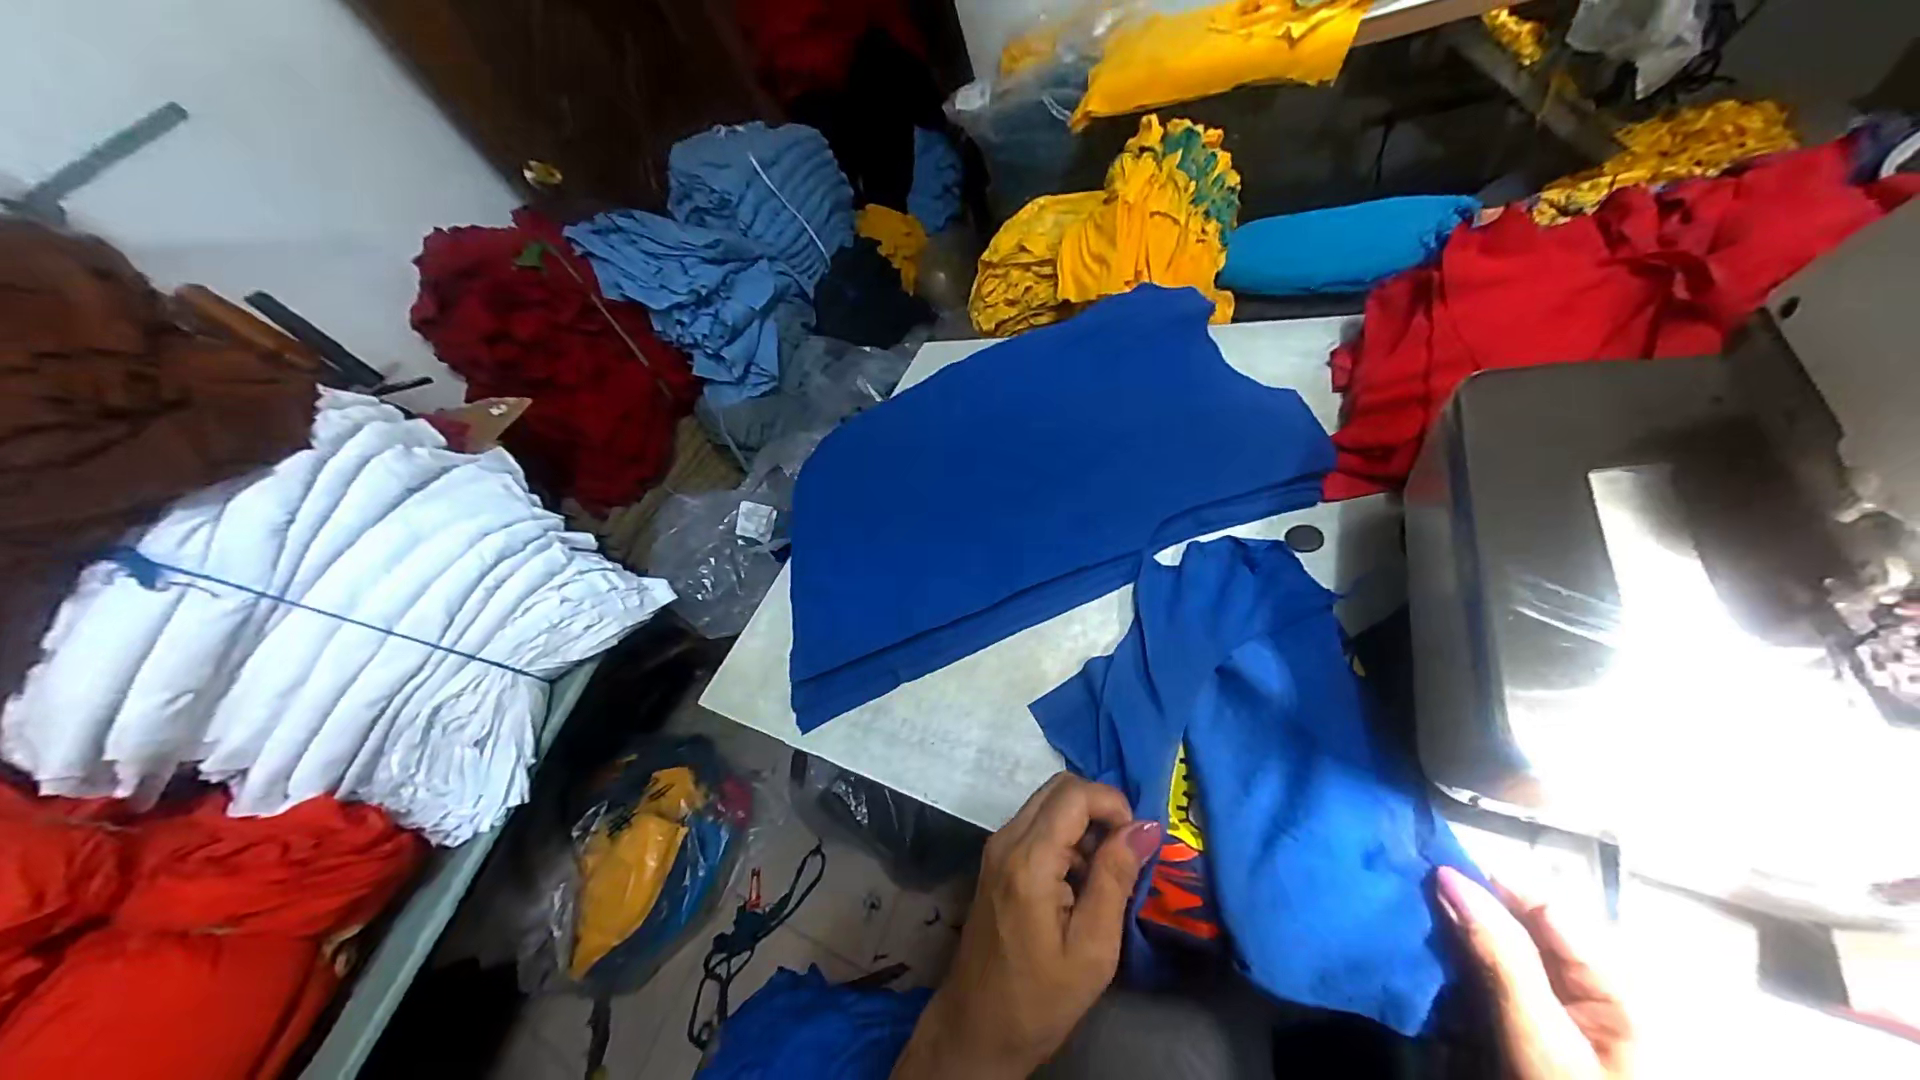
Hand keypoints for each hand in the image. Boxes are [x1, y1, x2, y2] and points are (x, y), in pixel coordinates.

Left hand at [892, 773, 1161, 1079]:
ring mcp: (996, 847)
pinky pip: (1036, 825)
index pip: (1074, 794)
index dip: (1113, 804)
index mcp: (1028, 859)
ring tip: (1103, 877)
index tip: (1136, 842)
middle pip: (1059, 788)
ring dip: (1083, 824)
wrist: (977, 1027)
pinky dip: (1065, 837)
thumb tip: (1146, 828)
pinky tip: (1079, 883)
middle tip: (1123, 855)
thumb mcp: (1093, 948)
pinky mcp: (996, 859)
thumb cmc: (1040, 998)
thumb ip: (1116, 879)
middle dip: (1099, 809)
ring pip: (1048, 803)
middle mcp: (1006, 839)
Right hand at [1436, 866, 1634, 1079]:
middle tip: (1411, 899)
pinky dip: (1468, 970)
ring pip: (1509, 951)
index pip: (1547, 907)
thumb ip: (1500, 956)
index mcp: (1622, 987)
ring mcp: (1575, 1013)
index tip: (1425, 870)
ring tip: (1417, 930)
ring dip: (1462, 940)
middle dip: (1470, 911)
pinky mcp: (1546, 1030)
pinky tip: (1438, 970)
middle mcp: (1602, 990)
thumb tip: (1449, 876)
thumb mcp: (1538, 1039)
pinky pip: (1503, 980)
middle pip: (1528, 927)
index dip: (1489, 883)